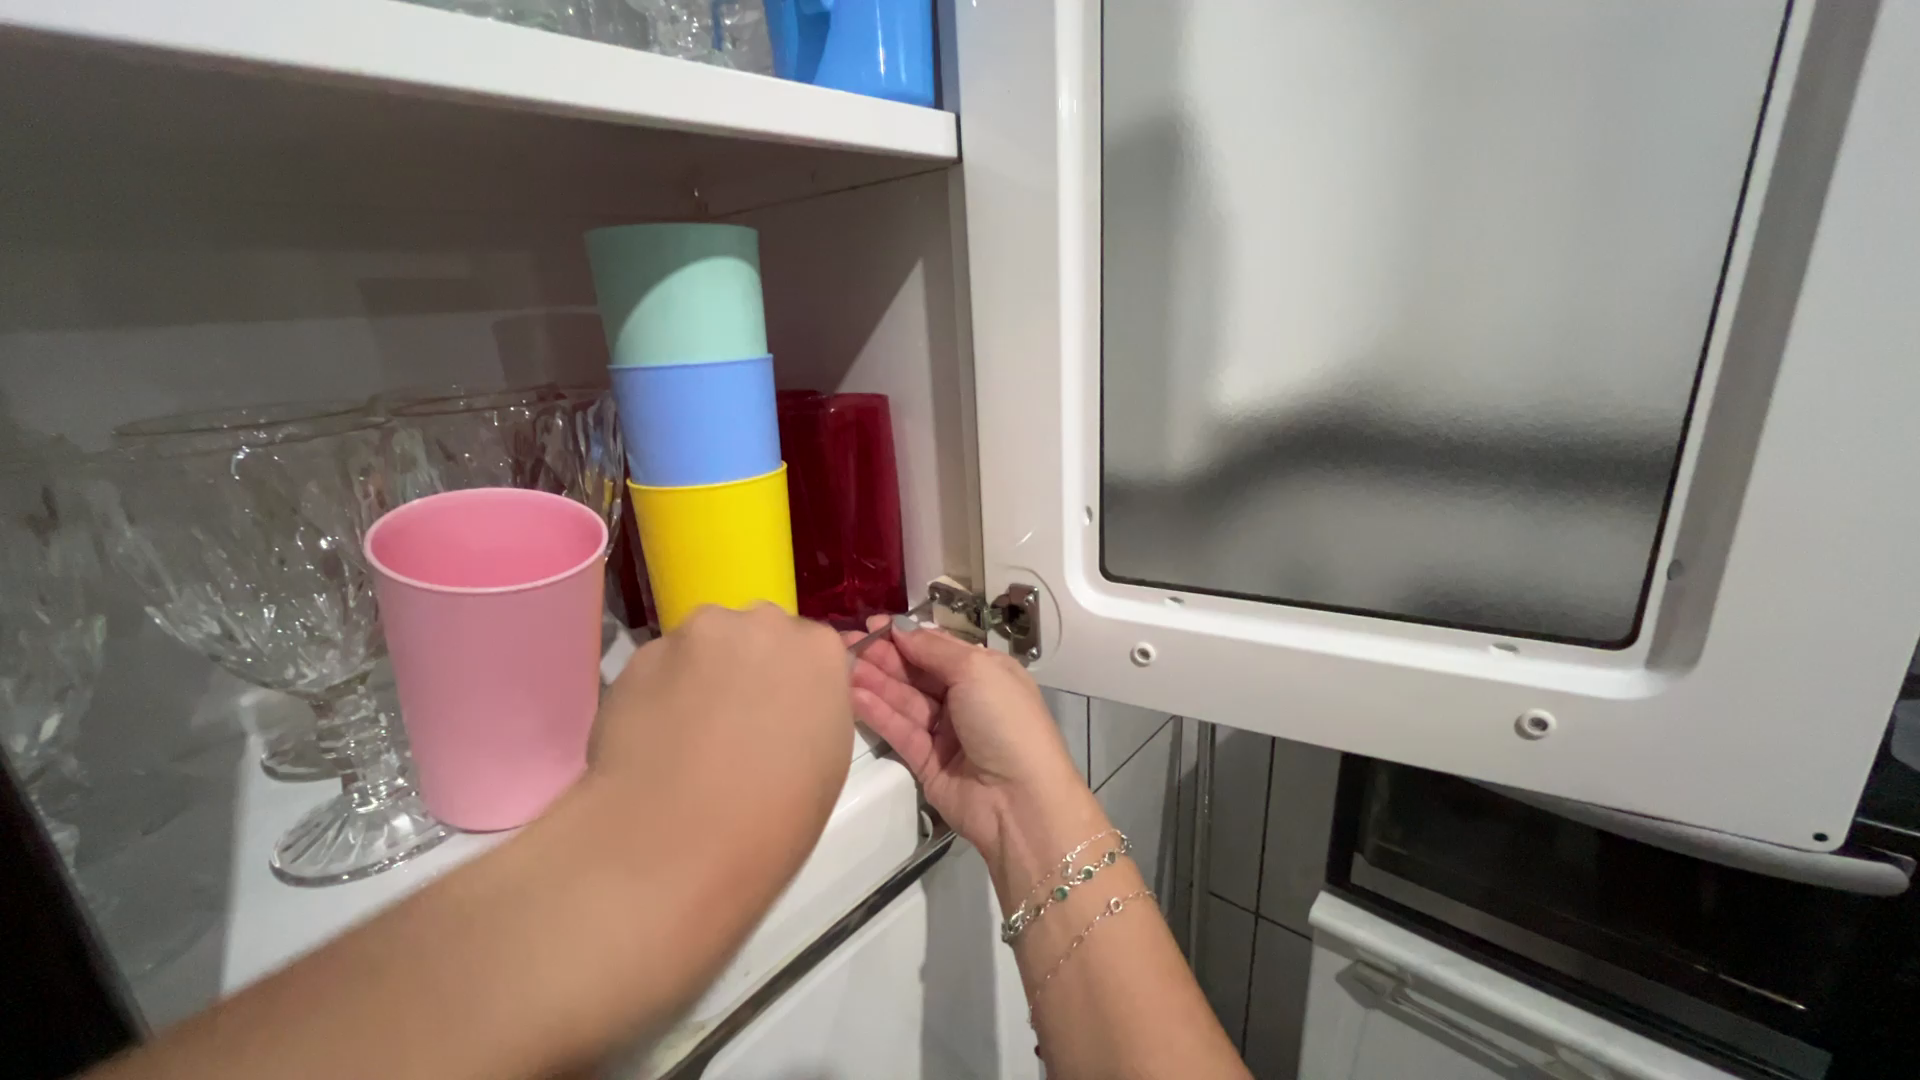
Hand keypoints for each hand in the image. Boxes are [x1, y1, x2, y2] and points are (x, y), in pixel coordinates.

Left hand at [585, 604, 852, 977]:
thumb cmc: (775, 815)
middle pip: (756, 633)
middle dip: (747, 664)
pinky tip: (652, 743)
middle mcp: (759, 624)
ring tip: (686, 734)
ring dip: (700, 674)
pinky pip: (658, 668)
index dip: (791, 683)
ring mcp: (695, 635)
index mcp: (818, 650)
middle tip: (734, 722)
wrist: (675, 841)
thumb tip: (784, 705)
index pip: (809, 647)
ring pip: (702, 645)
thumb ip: (812, 708)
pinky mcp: (640, 656)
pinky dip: (658, 694)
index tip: (779, 717)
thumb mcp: (827, 759)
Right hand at [845, 614, 1100, 891]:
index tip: (870, 625)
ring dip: (873, 681)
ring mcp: (944, 731)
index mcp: (985, 671)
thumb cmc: (1006, 721)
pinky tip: (852, 694)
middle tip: (843, 643)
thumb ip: (934, 649)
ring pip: (903, 700)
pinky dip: (877, 712)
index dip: (905, 635)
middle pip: (916, 672)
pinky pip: (898, 730)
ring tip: (840, 666)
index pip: (937, 647)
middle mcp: (964, 698)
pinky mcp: (926, 762)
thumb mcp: (977, 670)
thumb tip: (901, 630)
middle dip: (882, 656)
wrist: (1020, 799)